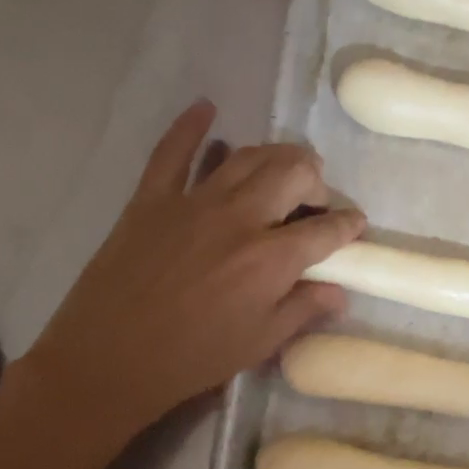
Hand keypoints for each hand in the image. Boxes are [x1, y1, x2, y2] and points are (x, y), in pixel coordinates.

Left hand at [18, 101, 364, 441]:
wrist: (111, 357)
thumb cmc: (194, 358)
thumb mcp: (260, 342)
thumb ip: (303, 309)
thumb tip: (339, 291)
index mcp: (271, 259)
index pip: (325, 230)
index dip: (348, 225)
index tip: (356, 224)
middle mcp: (240, 218)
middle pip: (292, 173)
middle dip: (316, 178)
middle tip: (317, 195)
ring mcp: (193, 202)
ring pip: (246, 156)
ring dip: (275, 154)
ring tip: (285, 165)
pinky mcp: (152, 198)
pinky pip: (173, 151)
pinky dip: (192, 127)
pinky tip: (207, 109)